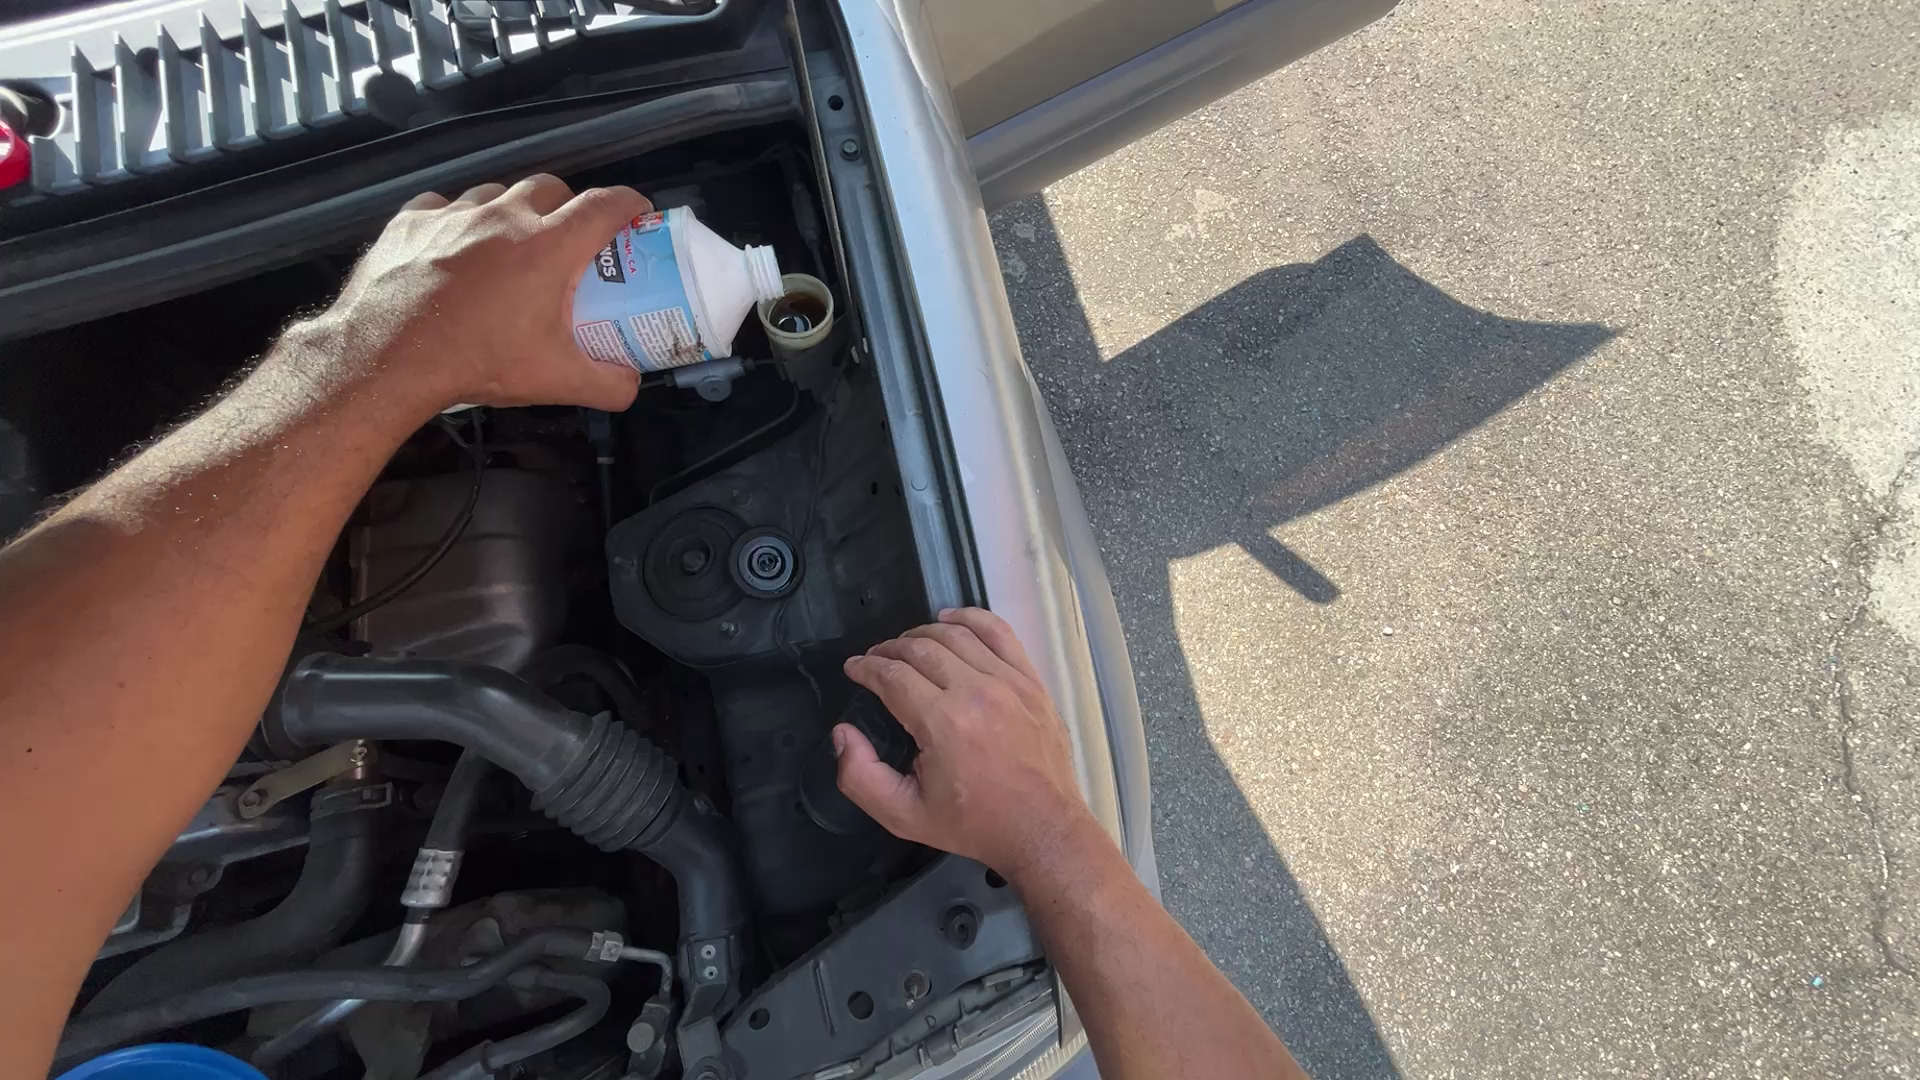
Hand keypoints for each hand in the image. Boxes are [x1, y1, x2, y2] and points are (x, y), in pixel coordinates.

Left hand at [271, 175, 646, 420]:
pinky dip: (464, 220)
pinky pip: (446, 205)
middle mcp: (502, 218)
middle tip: (576, 240)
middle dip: (571, 206)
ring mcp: (452, 214)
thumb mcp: (562, 383)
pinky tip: (464, 247)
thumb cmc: (480, 361)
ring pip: (498, 192)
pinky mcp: (410, 220)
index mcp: (548, 249)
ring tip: (517, 244)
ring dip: (517, 210)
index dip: (629, 203)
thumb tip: (632, 381)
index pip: (603, 206)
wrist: (388, 356)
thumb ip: (612, 385)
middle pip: (551, 188)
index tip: (639, 213)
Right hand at [837, 607, 1097, 882]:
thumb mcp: (904, 815)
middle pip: (920, 648)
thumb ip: (860, 777)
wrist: (1042, 828)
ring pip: (956, 635)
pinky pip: (999, 632)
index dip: (866, 667)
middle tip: (875, 659)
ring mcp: (1008, 681)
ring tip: (905, 644)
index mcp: (943, 723)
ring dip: (922, 632)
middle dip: (888, 649)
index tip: (854, 668)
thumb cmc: (974, 823)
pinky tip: (951, 618)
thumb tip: (842, 732)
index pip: (893, 676)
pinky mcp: (1031, 680)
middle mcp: (975, 691)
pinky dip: (971, 617)